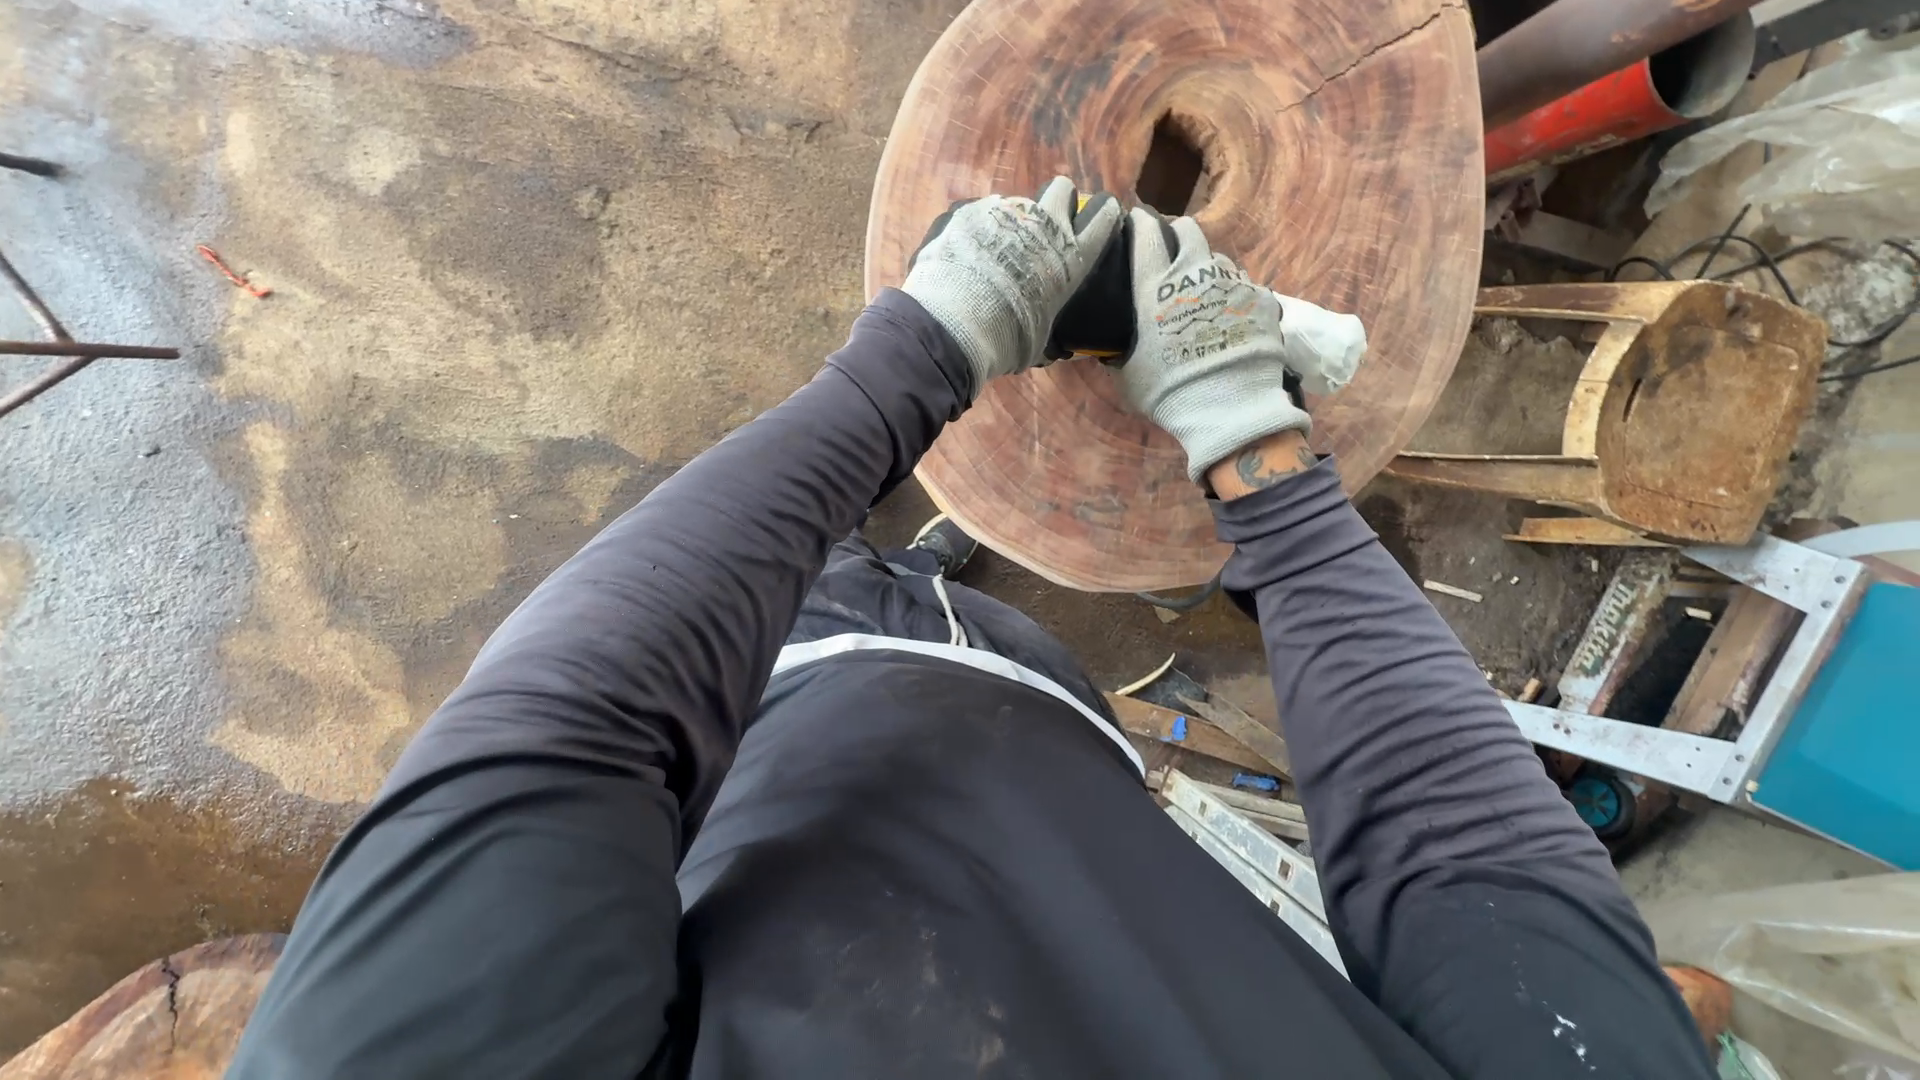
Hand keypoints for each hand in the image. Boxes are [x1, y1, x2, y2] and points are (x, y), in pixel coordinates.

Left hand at [902, 177, 1122, 399]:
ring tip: (995, 249)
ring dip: (1013, 220)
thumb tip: (1049, 349)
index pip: (1103, 217)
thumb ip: (1045, 323)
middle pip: (1062, 189)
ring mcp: (1007, 212)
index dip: (1102, 214)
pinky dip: (977, 228)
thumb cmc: (1006, 338)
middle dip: (1056, 203)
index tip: (1096, 219)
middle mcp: (1045, 224)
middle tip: (1043, 230)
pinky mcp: (971, 211)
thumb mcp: (1039, 339)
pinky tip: (964, 253)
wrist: (956, 323)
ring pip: (1019, 201)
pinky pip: (980, 211)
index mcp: (1071, 256)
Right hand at [1109, 208, 1366, 481]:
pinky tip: (1230, 317)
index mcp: (1154, 288)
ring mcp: (1231, 282)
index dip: (1140, 223)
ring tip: (1204, 292)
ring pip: (1217, 259)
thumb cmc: (1168, 392)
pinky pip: (1244, 287)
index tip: (1137, 221)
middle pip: (1188, 231)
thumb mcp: (1129, 374)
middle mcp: (1193, 274)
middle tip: (1173, 250)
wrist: (1228, 407)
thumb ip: (1122, 352)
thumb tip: (1112, 350)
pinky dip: (1234, 296)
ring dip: (1207, 269)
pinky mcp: (1261, 298)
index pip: (1146, 235)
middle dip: (1178, 234)